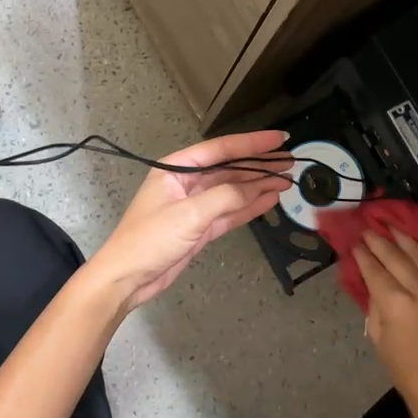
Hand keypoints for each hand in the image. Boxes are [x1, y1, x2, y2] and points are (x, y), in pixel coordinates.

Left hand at [83, 130, 292, 311]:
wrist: (127, 279)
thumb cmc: (149, 239)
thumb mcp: (188, 214)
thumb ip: (225, 197)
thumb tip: (256, 188)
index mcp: (176, 169)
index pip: (220, 149)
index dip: (252, 143)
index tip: (279, 138)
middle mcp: (187, 183)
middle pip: (229, 169)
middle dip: (259, 165)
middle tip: (290, 161)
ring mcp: (194, 206)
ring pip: (233, 191)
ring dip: (259, 186)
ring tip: (287, 180)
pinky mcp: (200, 228)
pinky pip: (230, 212)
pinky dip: (250, 206)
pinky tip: (269, 199)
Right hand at [352, 229, 417, 417]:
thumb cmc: (406, 372)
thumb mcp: (379, 339)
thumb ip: (375, 306)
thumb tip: (372, 284)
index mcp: (396, 304)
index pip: (375, 270)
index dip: (363, 255)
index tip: (354, 242)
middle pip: (397, 257)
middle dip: (380, 241)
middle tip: (368, 229)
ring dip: (405, 240)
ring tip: (392, 228)